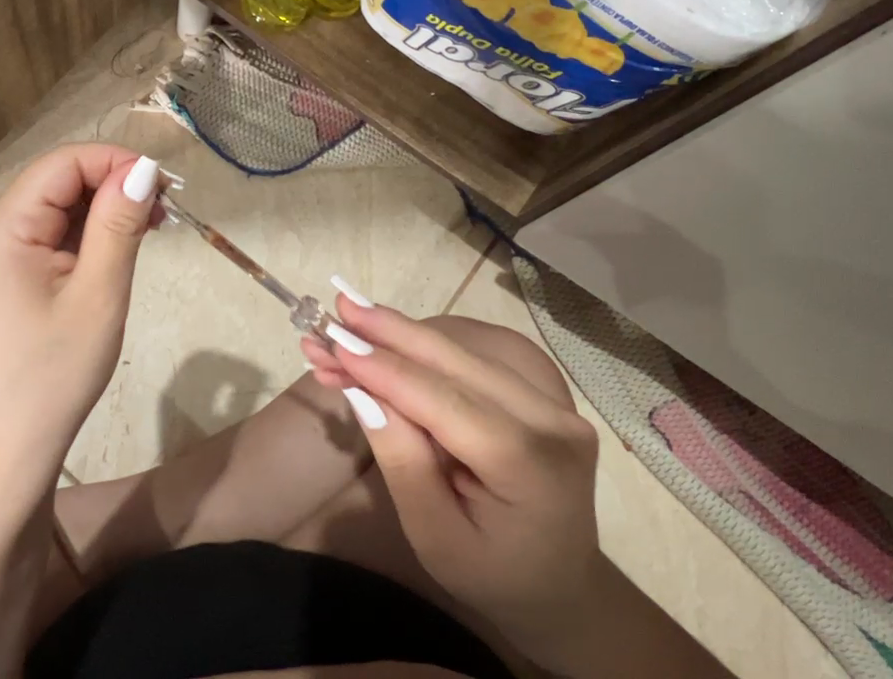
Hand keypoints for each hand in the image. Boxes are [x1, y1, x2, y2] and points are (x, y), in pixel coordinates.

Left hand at [0, 144, 161, 476]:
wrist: (16, 438)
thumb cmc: (58, 370)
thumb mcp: (99, 294)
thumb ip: (118, 224)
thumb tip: (143, 168)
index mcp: (4, 226)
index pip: (63, 164)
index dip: (115, 162)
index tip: (165, 186)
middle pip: (59, 179)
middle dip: (113, 184)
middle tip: (165, 211)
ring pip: (59, 203)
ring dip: (105, 208)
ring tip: (152, 228)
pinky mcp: (10, 269)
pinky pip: (52, 231)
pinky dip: (89, 232)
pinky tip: (120, 245)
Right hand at [302, 297, 602, 641]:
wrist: (558, 586)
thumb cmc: (490, 574)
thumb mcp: (435, 536)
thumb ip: (403, 462)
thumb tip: (362, 392)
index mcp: (532, 466)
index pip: (446, 401)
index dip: (386, 367)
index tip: (334, 340)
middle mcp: (554, 422)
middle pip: (458, 361)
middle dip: (390, 332)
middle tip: (337, 306)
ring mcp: (554, 402)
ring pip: (465, 349)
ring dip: (402, 336)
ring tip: (347, 327)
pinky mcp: (542, 392)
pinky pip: (477, 354)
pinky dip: (427, 345)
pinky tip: (386, 341)